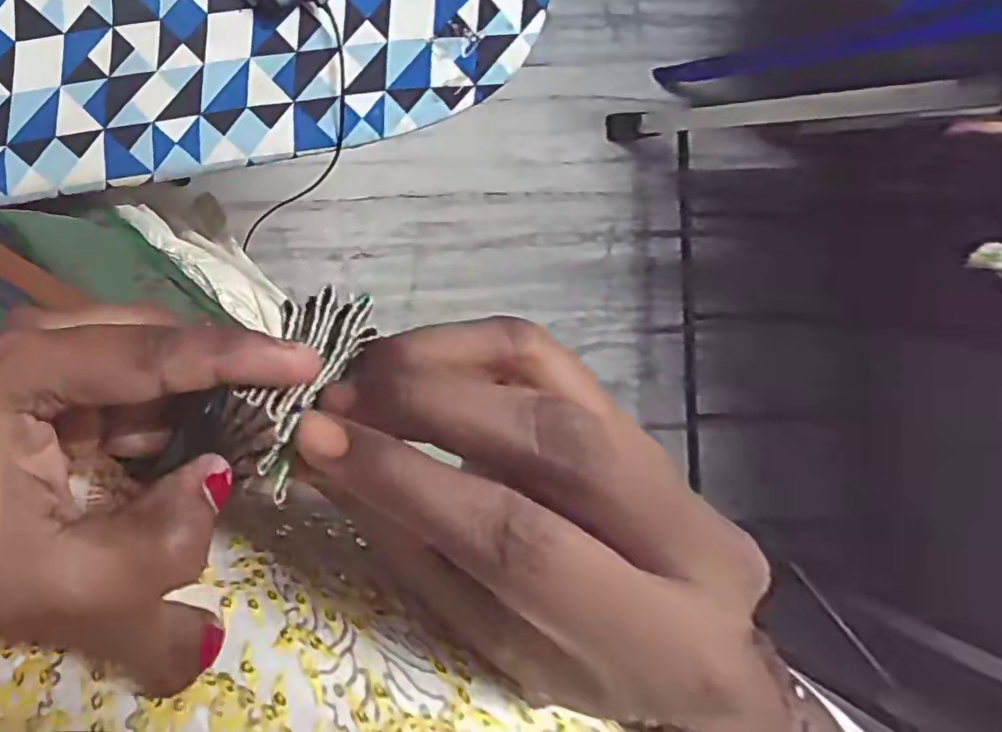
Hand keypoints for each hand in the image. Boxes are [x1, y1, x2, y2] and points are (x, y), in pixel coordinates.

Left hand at [0, 309, 316, 731]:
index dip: (233, 356)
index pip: (152, 353)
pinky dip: (168, 413)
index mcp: (33, 362)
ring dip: (200, 394)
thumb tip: (221, 477)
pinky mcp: (53, 377)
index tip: (304, 360)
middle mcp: (43, 336)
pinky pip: (130, 385)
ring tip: (260, 427)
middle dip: (223, 372)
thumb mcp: (56, 581)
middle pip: (155, 341)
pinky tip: (201, 441)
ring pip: (148, 360)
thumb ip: (154, 547)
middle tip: (292, 406)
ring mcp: (46, 352)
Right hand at [295, 318, 793, 730]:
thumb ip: (398, 536)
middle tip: (333, 400)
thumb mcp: (475, 629)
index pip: (519, 539)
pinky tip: (403, 363)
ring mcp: (662, 457)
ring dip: (427, 362)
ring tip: (359, 377)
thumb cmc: (560, 657)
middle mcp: (688, 536)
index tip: (313, 437)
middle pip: (543, 434)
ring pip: (538, 370)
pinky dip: (450, 344)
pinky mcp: (624, 406)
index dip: (404, 476)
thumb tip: (314, 451)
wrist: (676, 643)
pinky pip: (531, 349)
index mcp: (654, 637)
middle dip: (416, 403)